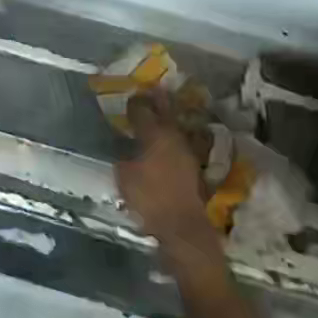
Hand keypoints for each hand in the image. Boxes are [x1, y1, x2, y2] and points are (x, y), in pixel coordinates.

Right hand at [115, 94, 222, 269]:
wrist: (182, 225)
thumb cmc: (149, 198)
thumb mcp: (124, 177)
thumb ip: (124, 159)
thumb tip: (126, 152)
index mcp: (155, 134)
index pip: (142, 110)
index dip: (134, 103)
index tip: (129, 98)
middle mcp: (174, 137)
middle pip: (165, 112)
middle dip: (156, 101)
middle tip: (150, 92)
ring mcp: (187, 151)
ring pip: (174, 128)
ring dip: (166, 120)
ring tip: (157, 116)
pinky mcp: (194, 167)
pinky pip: (179, 144)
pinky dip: (171, 139)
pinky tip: (164, 144)